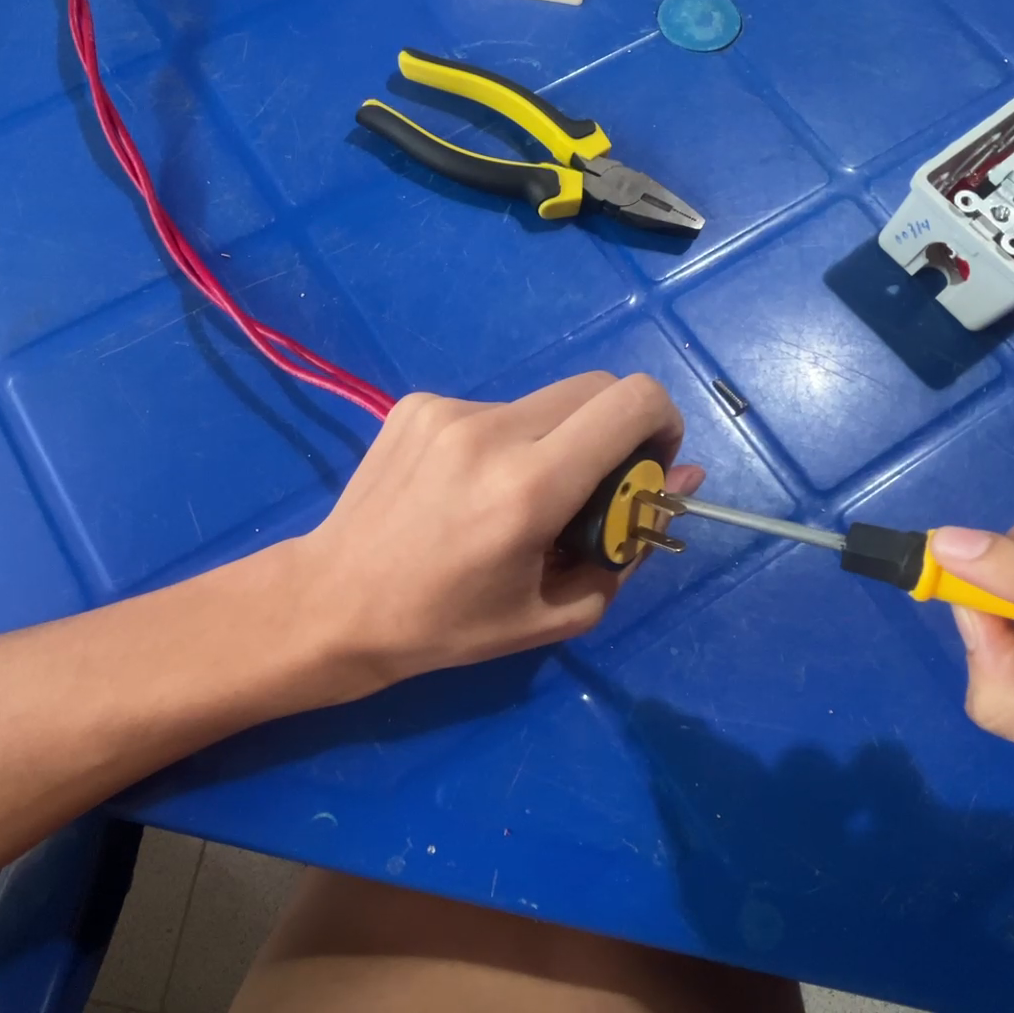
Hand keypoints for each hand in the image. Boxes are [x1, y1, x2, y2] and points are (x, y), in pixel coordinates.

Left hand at [300, 372, 701, 689]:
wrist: (335, 601)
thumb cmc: (447, 626)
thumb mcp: (556, 613)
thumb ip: (629, 545)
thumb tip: (678, 481)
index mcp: (530, 486)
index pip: (634, 401)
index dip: (663, 424)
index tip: (651, 465)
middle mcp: (491, 430)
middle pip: (596, 389)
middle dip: (615, 432)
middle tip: (593, 488)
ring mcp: (446, 409)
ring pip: (543, 402)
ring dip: (554, 441)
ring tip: (513, 500)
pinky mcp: (415, 404)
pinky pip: (492, 409)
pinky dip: (504, 441)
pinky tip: (467, 488)